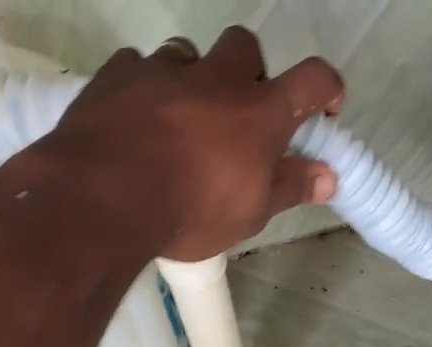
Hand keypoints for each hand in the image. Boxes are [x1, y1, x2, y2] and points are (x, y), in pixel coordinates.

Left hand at [28, 28, 345, 261]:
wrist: (103, 195)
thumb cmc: (191, 212)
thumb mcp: (251, 214)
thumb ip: (290, 187)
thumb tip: (327, 176)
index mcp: (259, 114)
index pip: (312, 80)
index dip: (326, 88)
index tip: (324, 109)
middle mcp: (216, 79)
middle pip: (245, 47)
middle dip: (249, 72)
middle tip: (240, 115)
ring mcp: (163, 70)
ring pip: (188, 54)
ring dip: (195, 78)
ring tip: (185, 119)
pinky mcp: (117, 74)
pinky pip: (139, 66)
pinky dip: (147, 87)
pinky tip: (140, 118)